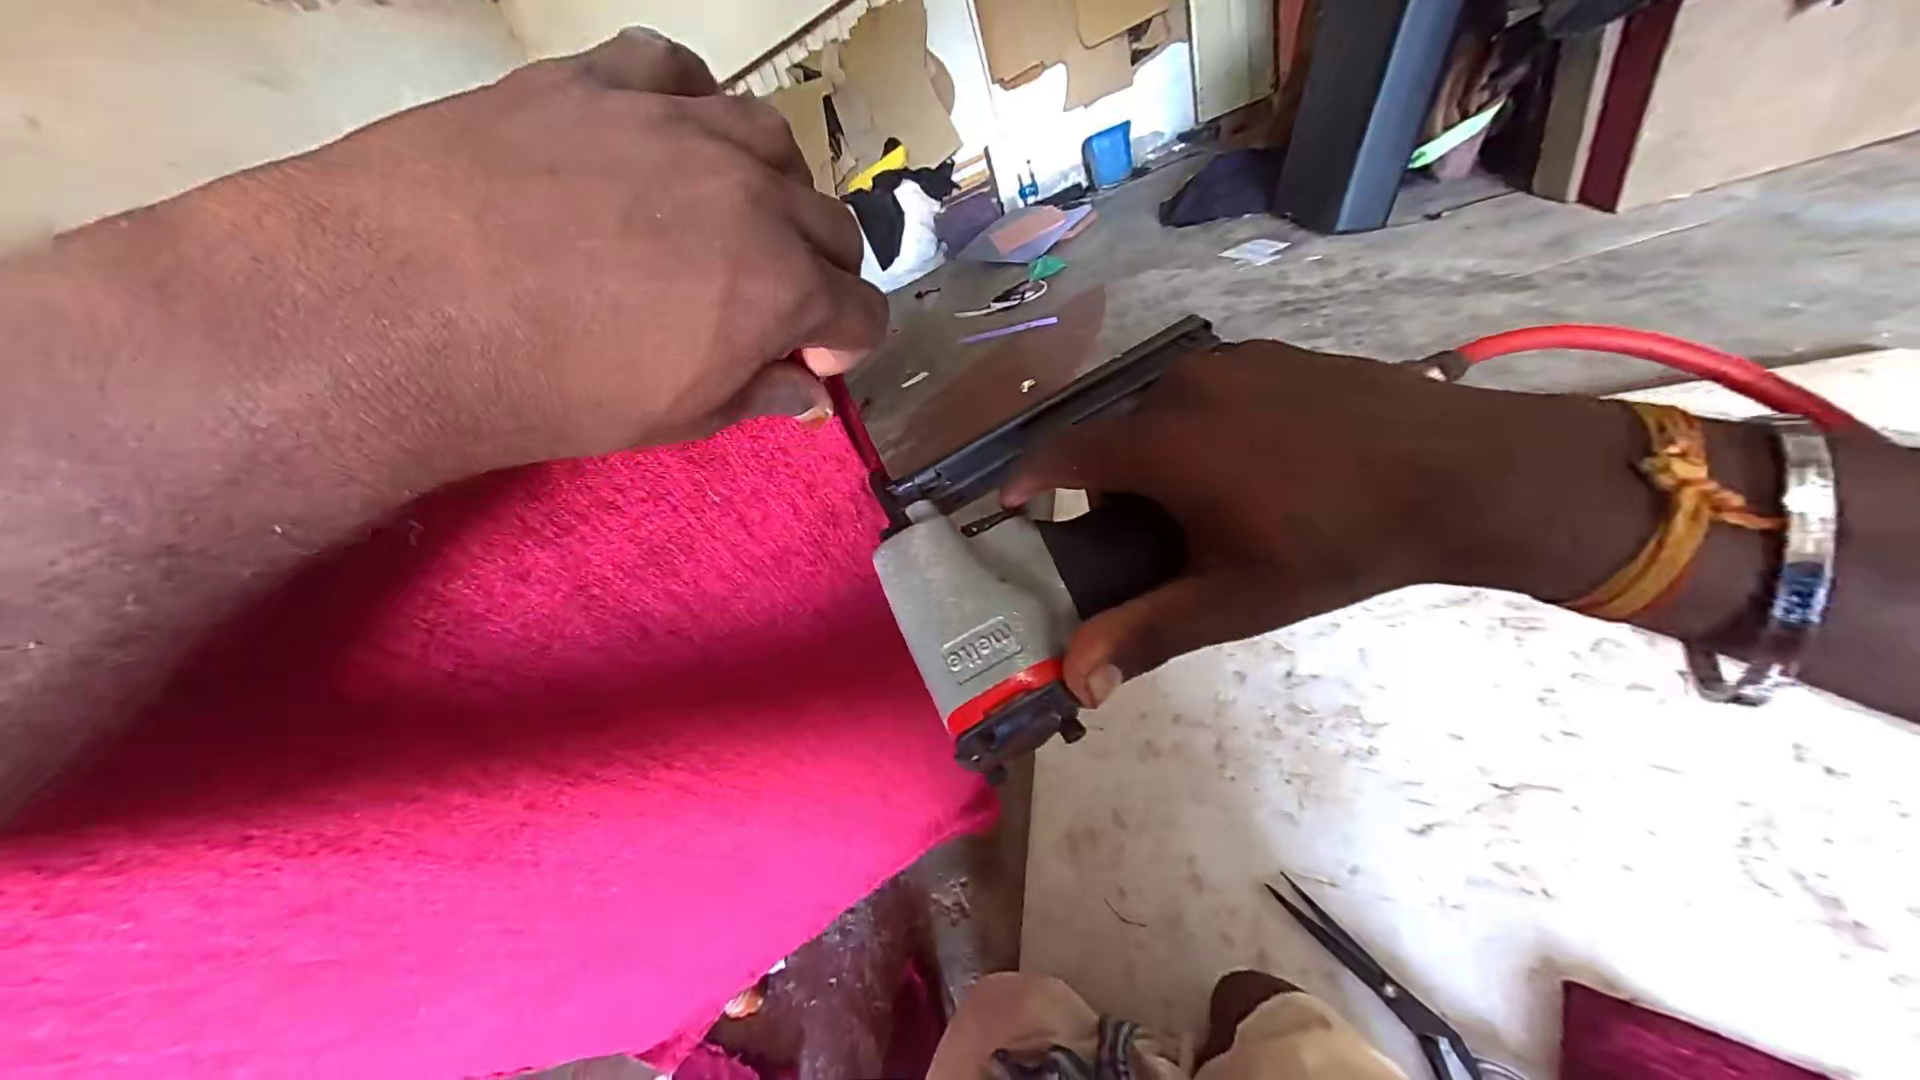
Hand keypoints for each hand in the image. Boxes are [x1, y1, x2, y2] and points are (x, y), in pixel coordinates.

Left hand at [151, 29, 884, 475]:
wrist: (399, 314)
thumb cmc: (561, 390)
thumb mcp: (683, 417)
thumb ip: (762, 395)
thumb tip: (807, 393)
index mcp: (785, 288)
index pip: (864, 313)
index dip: (847, 345)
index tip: (806, 361)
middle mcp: (754, 197)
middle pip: (836, 229)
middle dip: (823, 276)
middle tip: (772, 304)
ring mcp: (679, 126)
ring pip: (776, 142)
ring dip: (776, 191)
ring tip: (733, 219)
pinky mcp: (599, 81)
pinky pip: (680, 71)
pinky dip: (696, 107)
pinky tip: (675, 142)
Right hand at [1002, 340, 1659, 705]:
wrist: (1463, 474)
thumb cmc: (1337, 544)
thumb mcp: (1235, 599)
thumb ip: (1145, 633)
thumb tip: (1076, 683)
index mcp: (1163, 442)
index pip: (1063, 454)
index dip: (1027, 480)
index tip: (1010, 505)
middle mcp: (1182, 385)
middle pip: (1113, 439)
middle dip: (1110, 487)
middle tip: (1145, 535)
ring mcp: (1229, 361)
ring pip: (1157, 413)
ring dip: (1156, 456)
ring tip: (1205, 502)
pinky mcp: (1267, 353)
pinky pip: (1203, 392)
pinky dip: (1197, 428)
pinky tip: (1252, 463)